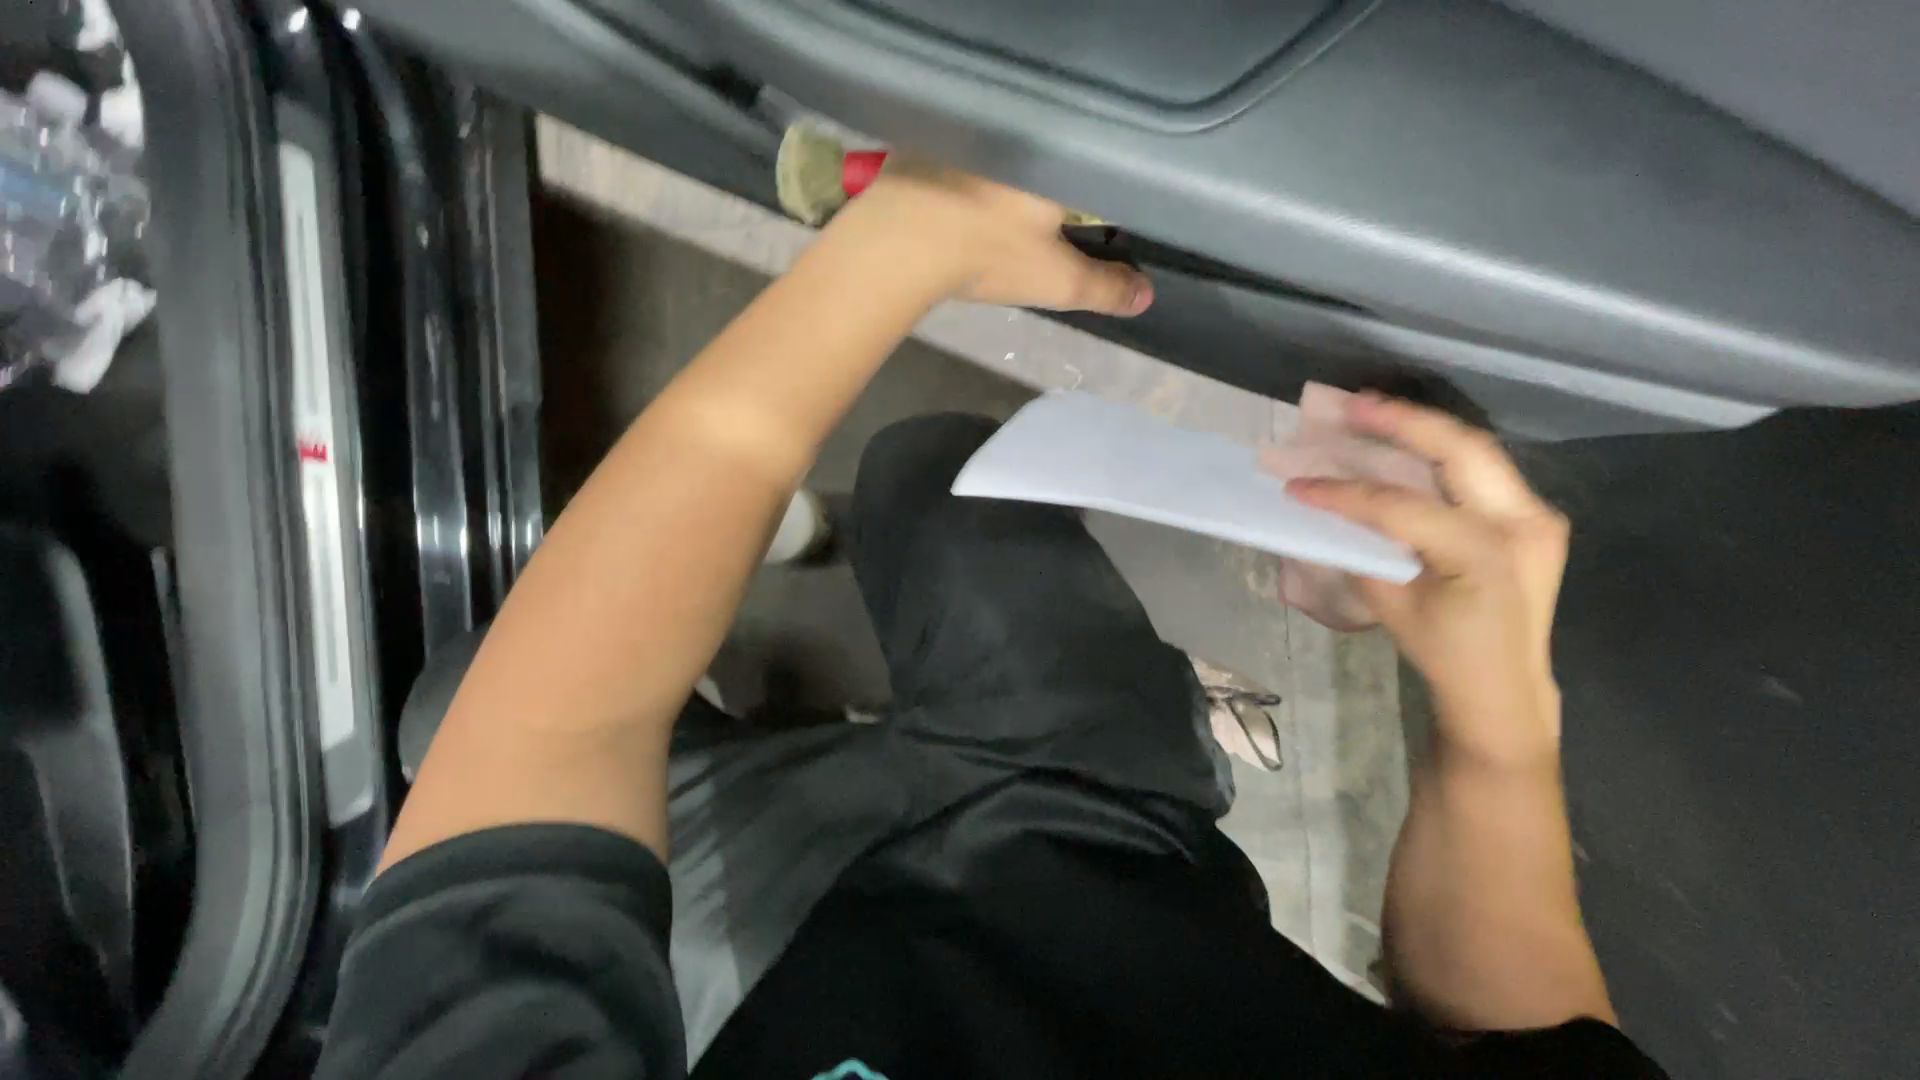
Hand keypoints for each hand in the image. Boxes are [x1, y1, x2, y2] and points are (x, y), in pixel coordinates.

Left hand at [836, 161, 1153, 315]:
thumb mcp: (1056, 280)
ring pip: (998, 152)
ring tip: (1001, 208)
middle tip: (1047, 215)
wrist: (896, 244)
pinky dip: (963, 174)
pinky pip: (957, 155)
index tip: (1099, 215)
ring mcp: (964, 132)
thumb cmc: (988, 254)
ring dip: (1003, 176)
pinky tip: (954, 199)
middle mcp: (1011, 129)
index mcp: (1053, 154)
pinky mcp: (922, 142)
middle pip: (1045, 155)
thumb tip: (1147, 295)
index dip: (1100, 191)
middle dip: (1049, 183)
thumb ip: (1105, 286)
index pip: (1093, 162)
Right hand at [1285, 394, 1568, 764]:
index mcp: (1483, 554)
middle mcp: (1521, 523)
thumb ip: (1362, 550)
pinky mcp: (1532, 516)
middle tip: (1349, 405)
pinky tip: (1403, 442)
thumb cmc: (1444, 653)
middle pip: (1460, 450)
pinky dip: (1438, 452)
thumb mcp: (1391, 606)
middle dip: (1401, 422)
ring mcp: (1536, 516)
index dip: (1344, 492)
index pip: (1402, 506)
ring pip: (1474, 451)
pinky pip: (1479, 471)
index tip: (1298, 484)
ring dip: (1420, 429)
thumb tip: (1324, 509)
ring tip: (1370, 411)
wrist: (1505, 687)